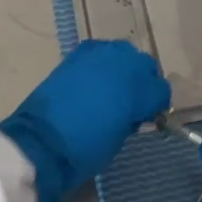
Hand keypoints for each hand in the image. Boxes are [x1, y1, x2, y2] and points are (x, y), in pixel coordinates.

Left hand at [0, 39, 171, 201]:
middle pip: (145, 65)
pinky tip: (96, 78)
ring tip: (113, 88)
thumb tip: (136, 113)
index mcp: (138, 89)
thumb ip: (133, 119)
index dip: (156, 105)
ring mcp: (99, 55)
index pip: (160, 90)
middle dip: (143, 82)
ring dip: (123, 69)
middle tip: (132, 102)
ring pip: (123, 53)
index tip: (148, 117)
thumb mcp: (120, 138)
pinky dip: (102, 63)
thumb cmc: (85, 149)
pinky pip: (100, 52)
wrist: (41, 142)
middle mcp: (123, 64)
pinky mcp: (77, 55)